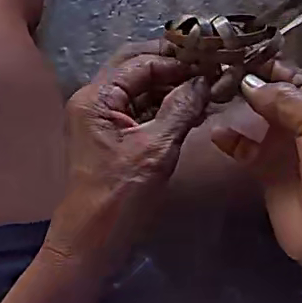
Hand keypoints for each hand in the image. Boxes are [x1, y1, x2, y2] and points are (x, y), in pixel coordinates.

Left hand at [42, 40, 210, 277]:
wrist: (92, 241)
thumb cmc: (120, 195)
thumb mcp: (156, 150)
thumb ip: (181, 109)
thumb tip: (205, 80)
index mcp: (96, 97)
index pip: (140, 63)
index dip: (176, 61)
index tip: (210, 62)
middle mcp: (94, 99)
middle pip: (136, 67)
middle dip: (172, 66)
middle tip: (208, 66)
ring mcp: (101, 116)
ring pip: (140, 87)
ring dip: (171, 85)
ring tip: (208, 86)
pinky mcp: (111, 134)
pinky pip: (141, 108)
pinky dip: (166, 105)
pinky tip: (194, 107)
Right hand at [211, 61, 301, 269]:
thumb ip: (288, 102)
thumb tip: (250, 82)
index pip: (292, 75)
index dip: (267, 63)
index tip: (236, 49)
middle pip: (270, 91)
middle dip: (246, 78)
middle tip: (216, 65)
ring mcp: (283, 146)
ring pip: (253, 115)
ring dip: (235, 102)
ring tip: (212, 90)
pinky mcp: (265, 169)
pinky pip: (242, 148)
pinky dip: (228, 139)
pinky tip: (216, 133)